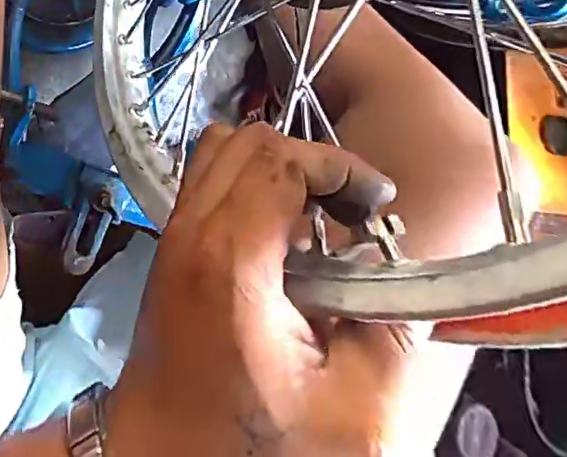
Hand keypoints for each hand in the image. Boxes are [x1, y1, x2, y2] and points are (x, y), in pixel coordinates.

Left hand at [104, 122, 416, 456]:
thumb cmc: (251, 450)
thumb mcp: (351, 415)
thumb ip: (389, 337)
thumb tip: (397, 279)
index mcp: (230, 257)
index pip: (280, 158)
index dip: (337, 165)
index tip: (376, 200)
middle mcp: (191, 229)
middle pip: (248, 140)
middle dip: (307, 158)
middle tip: (349, 206)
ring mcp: (173, 234)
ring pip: (219, 149)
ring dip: (272, 164)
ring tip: (314, 216)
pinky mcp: (169, 249)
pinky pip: (206, 180)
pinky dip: (245, 181)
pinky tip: (279, 237)